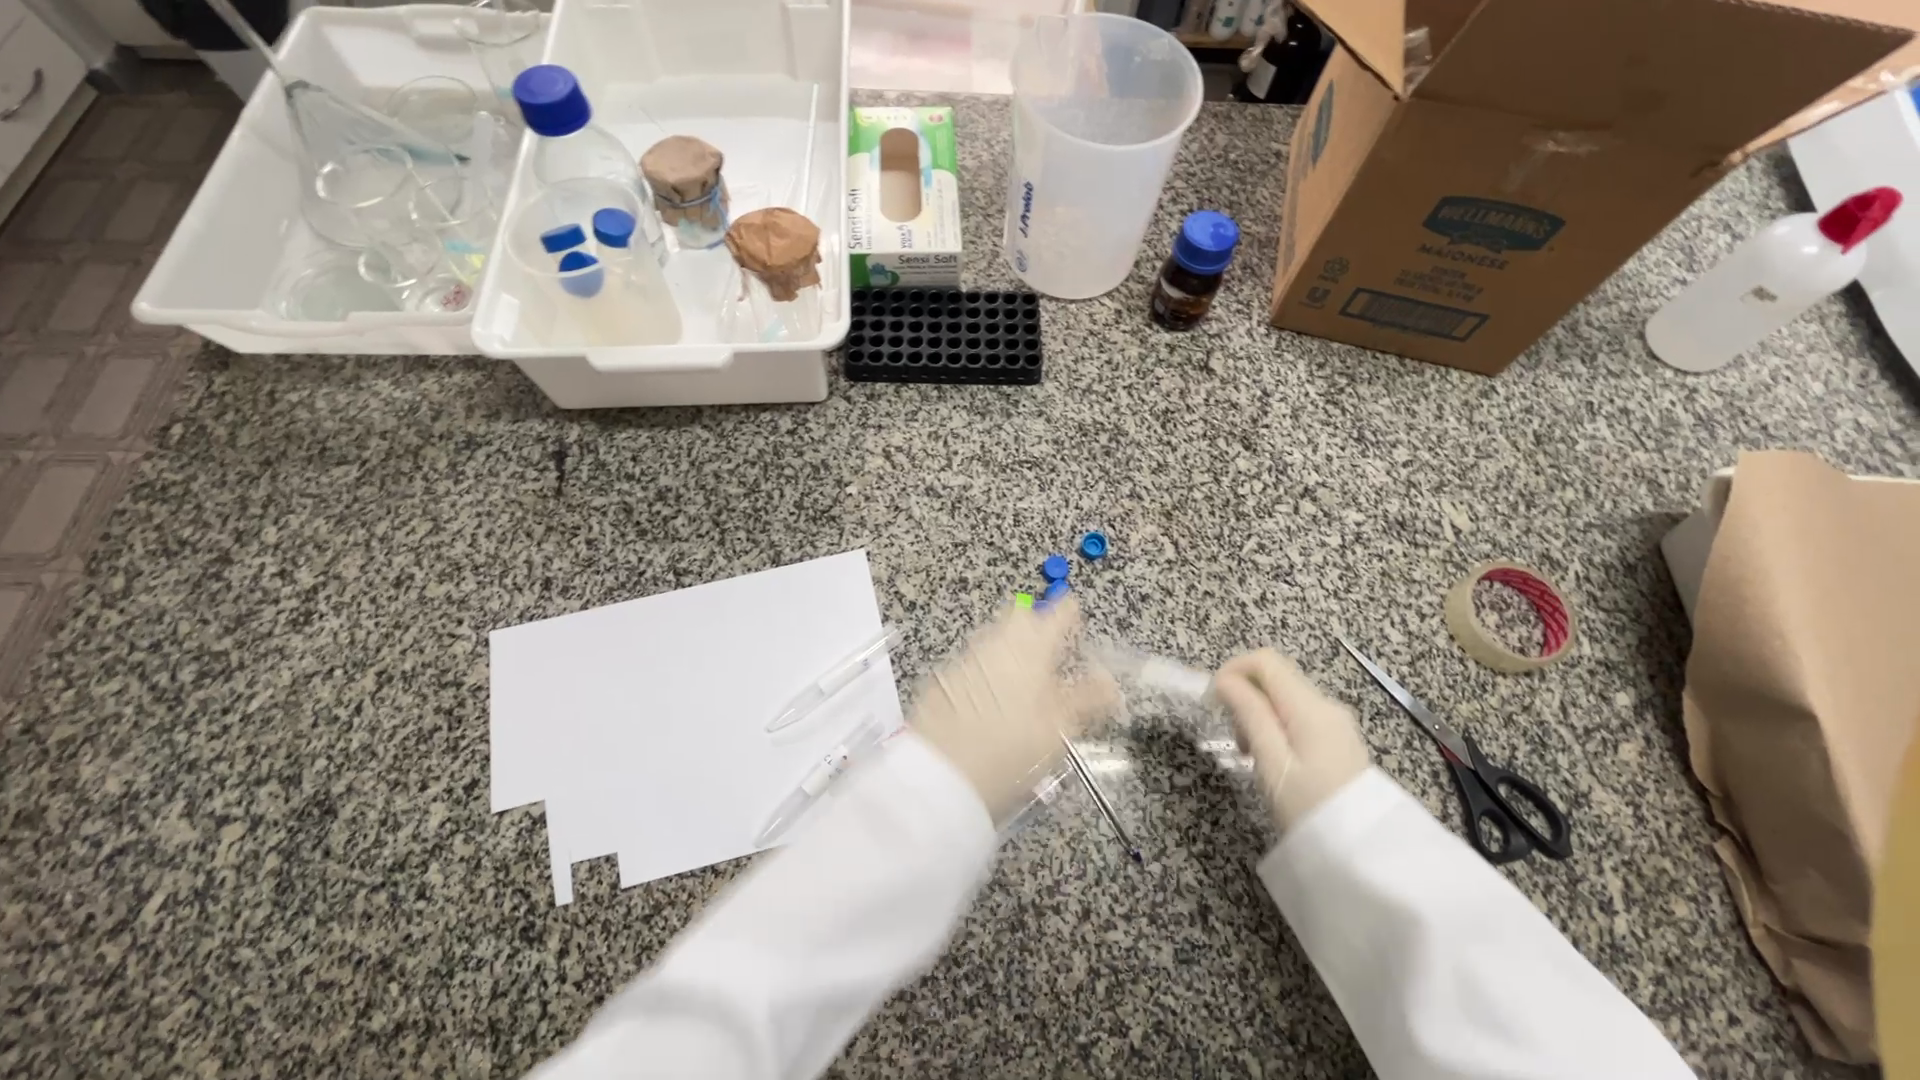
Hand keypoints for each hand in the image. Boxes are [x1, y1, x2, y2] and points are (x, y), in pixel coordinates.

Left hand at [910, 598, 1118, 822]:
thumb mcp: (1059, 728)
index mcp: (1032, 647)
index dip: (1069, 614)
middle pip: (1019, 616)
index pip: (1057, 614)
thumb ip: (1087, 699)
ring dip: (1009, 647)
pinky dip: (987, 669)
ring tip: (1022, 677)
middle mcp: (997, 642)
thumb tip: (1110, 681)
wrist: (941, 772)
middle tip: (1048, 648)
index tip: (1075, 617)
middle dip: (1034, 623)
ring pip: (993, 637)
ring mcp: (967, 657)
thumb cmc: (1011, 748)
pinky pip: (973, 661)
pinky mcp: (943, 677)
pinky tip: (990, 696)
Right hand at [1213, 649, 1369, 832]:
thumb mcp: (1272, 763)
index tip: (1213, 702)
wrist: (1367, 856)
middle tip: (1234, 739)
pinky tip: (1272, 761)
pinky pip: (1299, 717)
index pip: (1265, 661)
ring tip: (1251, 755)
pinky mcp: (1340, 740)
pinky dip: (1276, 728)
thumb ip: (1250, 715)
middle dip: (1245, 697)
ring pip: (1285, 699)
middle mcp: (1327, 705)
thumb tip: (1225, 680)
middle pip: (1275, 678)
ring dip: (1258, 715)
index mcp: (1310, 707)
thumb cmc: (1311, 809)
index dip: (1232, 671)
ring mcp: (1337, 723)